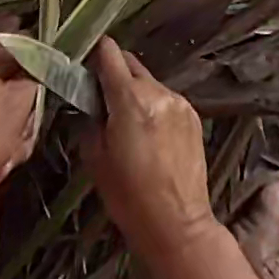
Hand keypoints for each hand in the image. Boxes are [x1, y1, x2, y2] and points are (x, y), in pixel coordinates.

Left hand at [0, 40, 37, 218]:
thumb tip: (52, 59)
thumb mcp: (17, 102)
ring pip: (10, 116)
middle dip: (29, 117)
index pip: (33, 47)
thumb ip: (38, 77)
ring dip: (14, 142)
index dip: (47, 71)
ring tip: (4, 159)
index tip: (50, 93)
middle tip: (22, 135)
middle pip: (23, 88)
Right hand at [83, 37, 216, 261]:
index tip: (85, 67)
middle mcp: (156, 91)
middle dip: (113, 73)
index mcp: (129, 98)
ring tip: (130, 124)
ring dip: (135, 92)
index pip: (109, 51)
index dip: (94, 54)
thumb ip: (90, 117)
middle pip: (129, 62)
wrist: (178, 227)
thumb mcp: (95, 158)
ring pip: (148, 81)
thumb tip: (88, 98)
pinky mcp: (193, 115)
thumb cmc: (129, 197)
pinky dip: (154, 106)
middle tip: (103, 99)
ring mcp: (178, 101)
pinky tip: (152, 135)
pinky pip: (165, 98)